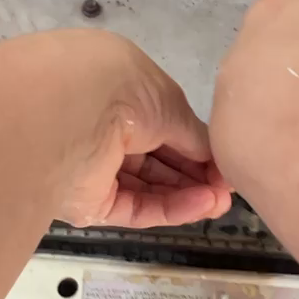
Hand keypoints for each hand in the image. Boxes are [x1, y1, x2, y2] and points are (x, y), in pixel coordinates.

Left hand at [50, 31, 234, 228]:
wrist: (69, 110)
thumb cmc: (122, 89)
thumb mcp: (170, 102)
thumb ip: (193, 134)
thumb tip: (212, 157)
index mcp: (118, 92)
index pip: (162, 125)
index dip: (195, 145)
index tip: (224, 162)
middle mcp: (103, 129)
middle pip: (156, 160)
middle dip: (195, 174)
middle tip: (228, 189)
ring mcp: (93, 168)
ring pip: (147, 187)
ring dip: (188, 194)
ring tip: (222, 201)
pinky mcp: (87, 202)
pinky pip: (134, 207)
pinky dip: (170, 208)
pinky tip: (203, 204)